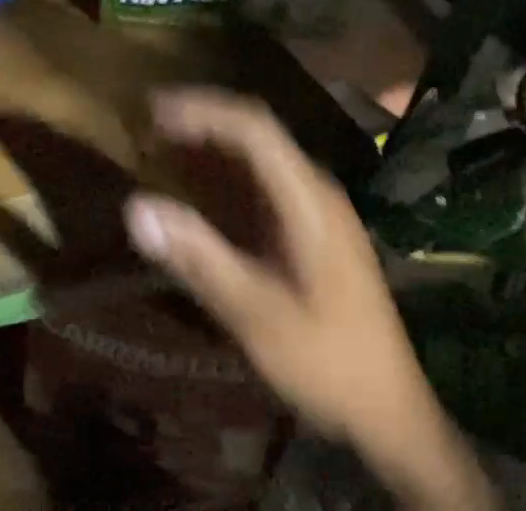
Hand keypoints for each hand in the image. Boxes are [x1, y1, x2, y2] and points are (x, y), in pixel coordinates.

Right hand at [123, 88, 431, 444]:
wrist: (389, 413)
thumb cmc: (329, 362)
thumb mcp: (258, 315)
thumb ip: (199, 259)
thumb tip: (136, 207)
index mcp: (310, 202)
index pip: (255, 129)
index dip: (203, 111)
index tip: (153, 111)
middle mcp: (314, 194)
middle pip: (254, 135)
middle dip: (199, 123)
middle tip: (144, 126)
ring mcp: (314, 213)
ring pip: (255, 159)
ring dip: (207, 149)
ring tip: (156, 147)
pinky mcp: (307, 234)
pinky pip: (258, 188)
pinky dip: (220, 179)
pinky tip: (190, 191)